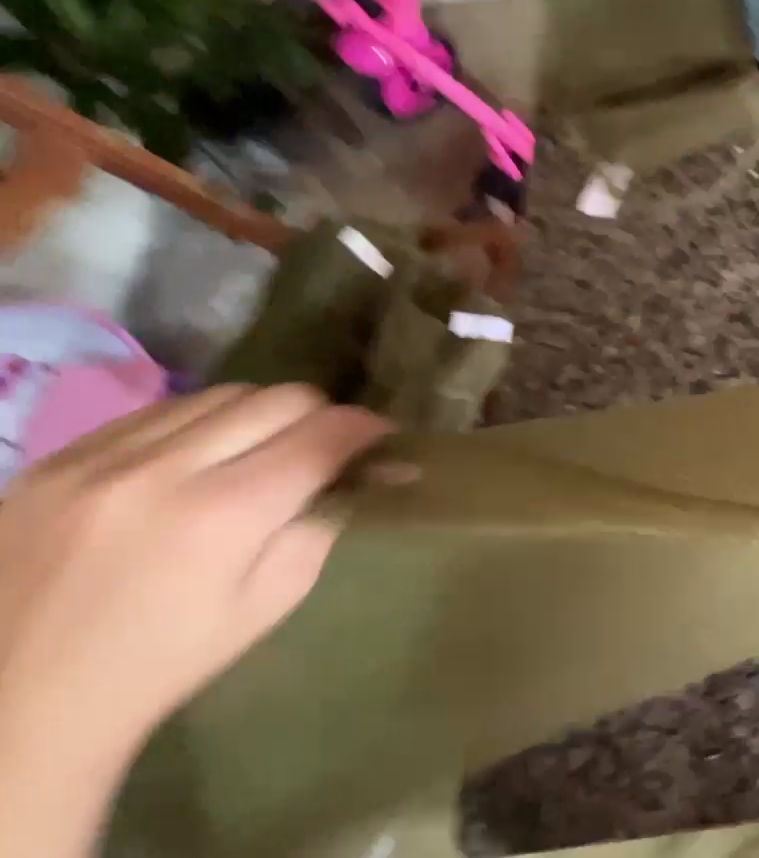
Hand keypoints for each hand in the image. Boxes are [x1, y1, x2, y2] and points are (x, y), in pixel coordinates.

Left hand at [0, 384, 388, 847]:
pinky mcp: (51, 462)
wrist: (18, 702)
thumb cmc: (168, 659)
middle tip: (328, 446)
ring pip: (219, 394)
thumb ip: (324, 519)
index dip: (369, 429)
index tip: (384, 440)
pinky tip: (196, 460)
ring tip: (261, 449)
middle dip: (322, 415)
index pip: (326, 434)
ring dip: (260, 414)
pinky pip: (155, 412)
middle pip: (279, 399)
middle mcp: (161, 472)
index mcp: (225, 515)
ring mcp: (96, 461)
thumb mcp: (274, 597)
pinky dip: (198, 424)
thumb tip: (376, 469)